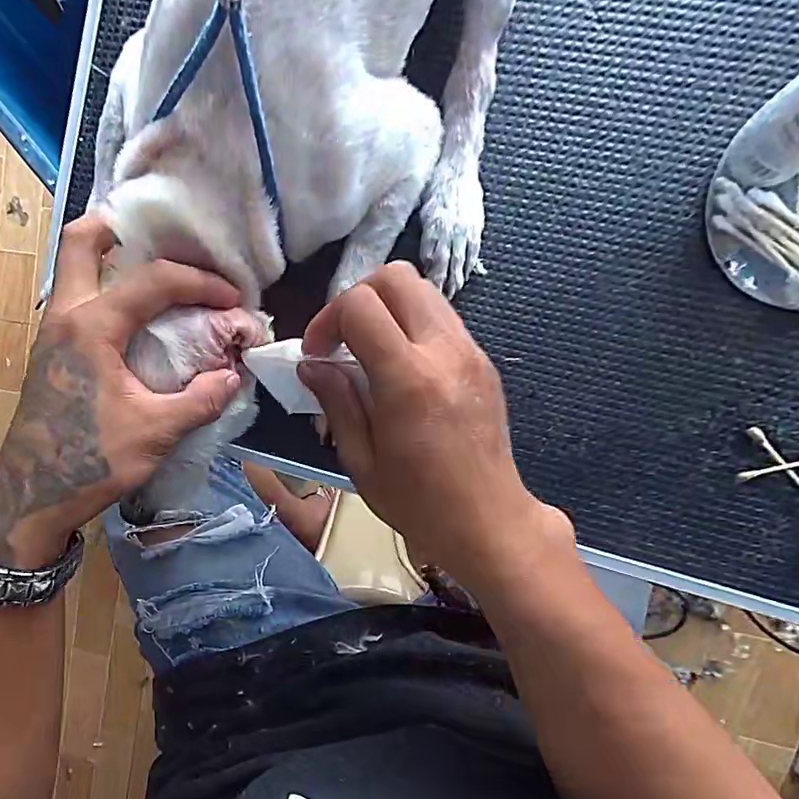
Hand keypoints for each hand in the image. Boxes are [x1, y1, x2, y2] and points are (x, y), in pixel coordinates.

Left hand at [0, 215, 244, 567]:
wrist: (32, 496)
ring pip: (75, 273)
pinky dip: (108, 298)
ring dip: (113, 265)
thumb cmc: (90, 461)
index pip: (153, 280)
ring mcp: (51, 336)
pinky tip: (137, 328)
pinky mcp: (51, 358)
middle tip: (163, 243)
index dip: (199, 282)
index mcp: (92, 327)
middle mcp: (65, 317)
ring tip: (158, 284)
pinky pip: (78, 305)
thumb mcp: (155, 432)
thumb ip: (200, 400)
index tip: (231, 297)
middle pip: (80, 243)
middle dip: (121, 230)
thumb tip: (232, 377)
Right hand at [298, 261, 572, 589]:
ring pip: (423, 292)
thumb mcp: (360, 459)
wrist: (486, 520)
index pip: (361, 305)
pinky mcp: (482, 362)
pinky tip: (398, 370)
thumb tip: (312, 365)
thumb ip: (337, 401)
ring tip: (367, 355)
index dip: (327, 319)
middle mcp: (444, 352)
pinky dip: (410, 328)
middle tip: (339, 341)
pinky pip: (441, 320)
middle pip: (397, 278)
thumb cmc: (417, 503)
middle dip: (357, 299)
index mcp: (408, 379)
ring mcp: (470, 353)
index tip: (315, 354)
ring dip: (386, 311)